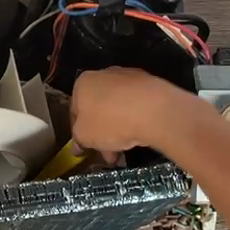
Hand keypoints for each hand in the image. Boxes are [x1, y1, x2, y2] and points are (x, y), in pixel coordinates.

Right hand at [69, 67, 210, 158]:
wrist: (153, 110)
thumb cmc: (110, 121)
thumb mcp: (84, 136)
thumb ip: (78, 138)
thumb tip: (78, 144)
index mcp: (83, 83)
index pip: (75, 111)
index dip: (79, 133)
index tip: (85, 149)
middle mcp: (104, 75)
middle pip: (99, 109)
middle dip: (102, 134)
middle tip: (107, 154)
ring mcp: (129, 78)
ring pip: (118, 108)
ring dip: (119, 130)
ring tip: (125, 151)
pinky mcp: (151, 84)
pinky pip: (137, 106)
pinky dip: (135, 120)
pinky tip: (139, 136)